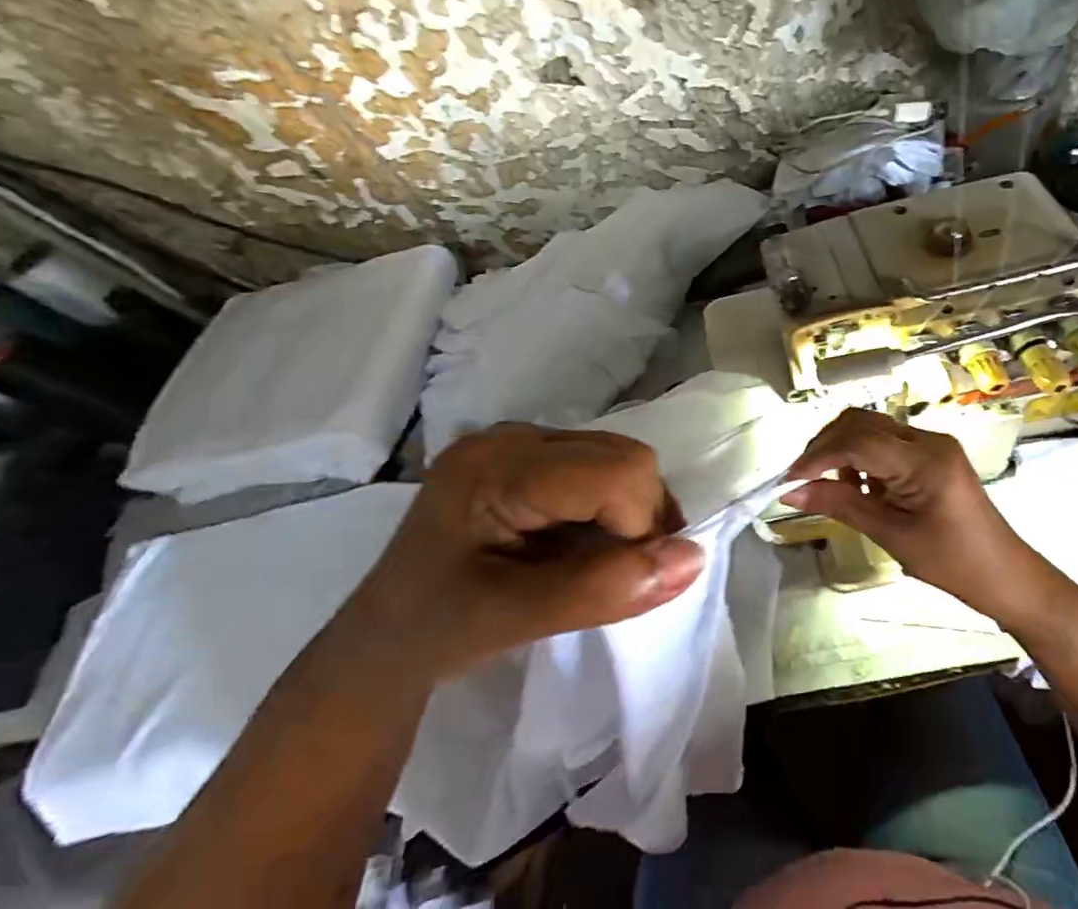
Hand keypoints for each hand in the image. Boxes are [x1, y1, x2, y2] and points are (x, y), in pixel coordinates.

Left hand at [353, 424, 703, 677]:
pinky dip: (613, 509)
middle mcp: (508, 438)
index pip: (612, 470)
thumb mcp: (516, 619)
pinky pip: (598, 467)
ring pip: (617, 458)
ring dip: (631, 514)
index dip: (641, 525)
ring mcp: (516, 442)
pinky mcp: (525, 458)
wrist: (384, 639)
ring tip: (600, 563)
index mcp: (494, 468)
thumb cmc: (436, 631)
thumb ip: (603, 590)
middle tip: (620, 576)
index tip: (628, 581)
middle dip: (642, 518)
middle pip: (621, 456)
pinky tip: (584, 544)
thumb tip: (693, 559)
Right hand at [780, 408, 1030, 612]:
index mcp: (925, 461)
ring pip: (870, 427)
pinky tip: (855, 485)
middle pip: (860, 422)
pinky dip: (859, 455)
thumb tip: (790, 492)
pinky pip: (884, 441)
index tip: (789, 480)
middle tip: (801, 478)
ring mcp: (932, 443)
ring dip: (841, 448)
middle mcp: (928, 440)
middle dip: (824, 446)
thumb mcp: (890, 535)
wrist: (1005, 574)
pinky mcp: (931, 452)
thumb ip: (840, 505)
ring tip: (828, 485)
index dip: (818, 457)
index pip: (858, 441)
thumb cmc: (952, 563)